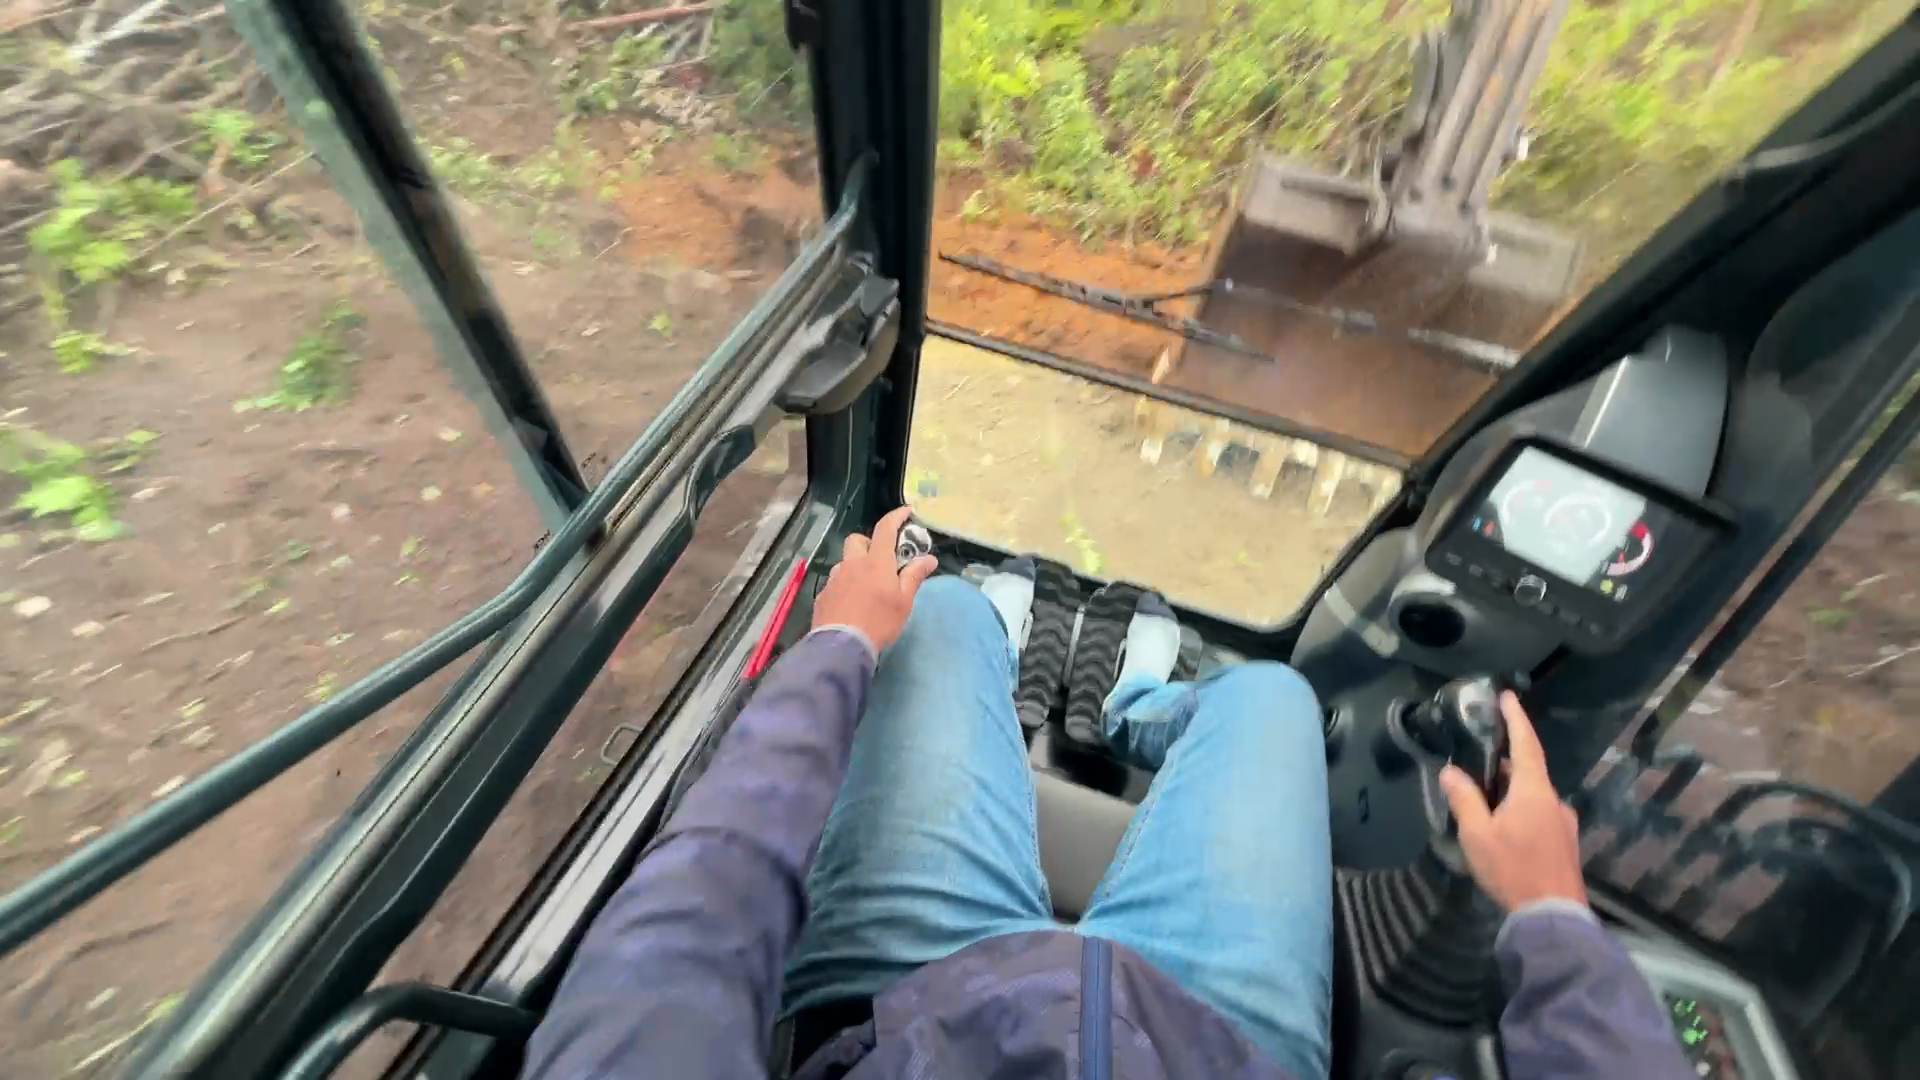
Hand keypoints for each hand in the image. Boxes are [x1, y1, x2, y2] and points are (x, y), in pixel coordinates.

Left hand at [811, 505, 938, 652]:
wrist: (842, 646)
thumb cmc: (879, 621)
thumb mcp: (904, 601)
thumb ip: (914, 576)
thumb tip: (929, 558)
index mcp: (875, 562)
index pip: (885, 528)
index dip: (896, 516)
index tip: (907, 511)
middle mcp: (852, 564)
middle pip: (857, 540)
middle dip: (869, 542)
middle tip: (882, 560)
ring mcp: (835, 578)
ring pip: (845, 561)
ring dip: (856, 566)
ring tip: (867, 586)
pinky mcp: (823, 595)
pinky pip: (836, 581)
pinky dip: (845, 585)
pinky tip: (852, 603)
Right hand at [1439, 692, 1587, 912]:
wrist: (1553, 918)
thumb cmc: (1512, 868)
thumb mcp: (1476, 833)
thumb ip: (1464, 799)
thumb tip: (1451, 772)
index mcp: (1534, 793)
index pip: (1526, 746)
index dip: (1517, 720)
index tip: (1508, 697)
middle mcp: (1554, 802)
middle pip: (1527, 771)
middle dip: (1503, 762)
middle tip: (1477, 758)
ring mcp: (1563, 824)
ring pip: (1531, 795)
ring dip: (1509, 789)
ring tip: (1483, 795)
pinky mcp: (1563, 843)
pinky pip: (1538, 812)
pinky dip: (1518, 807)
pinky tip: (1501, 822)